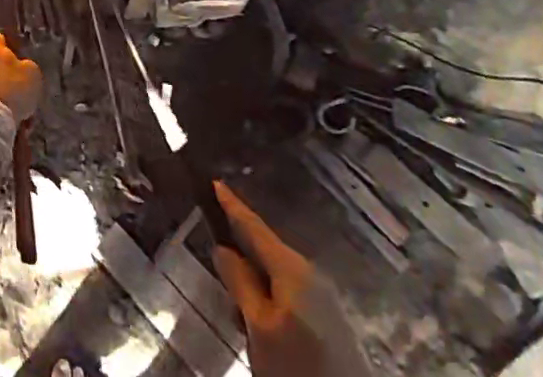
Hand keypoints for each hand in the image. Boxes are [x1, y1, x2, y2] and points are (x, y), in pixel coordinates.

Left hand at [0, 33, 41, 121]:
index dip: (15, 43)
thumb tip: (22, 66)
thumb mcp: (32, 71)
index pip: (2, 37)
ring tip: (23, 94)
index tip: (25, 52)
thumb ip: (27, 64)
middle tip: (26, 75)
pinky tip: (16, 106)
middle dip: (11, 66)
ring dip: (8, 83)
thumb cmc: (14, 86)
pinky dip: (4, 97)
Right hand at [212, 181, 372, 376]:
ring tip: (242, 323)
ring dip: (254, 290)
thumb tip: (223, 248)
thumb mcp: (260, 327)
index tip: (215, 183)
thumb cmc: (299, 367)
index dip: (233, 207)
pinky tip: (264, 333)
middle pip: (265, 252)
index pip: (255, 228)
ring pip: (275, 277)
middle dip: (241, 259)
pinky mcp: (328, 319)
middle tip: (220, 275)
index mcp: (292, 268)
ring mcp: (322, 297)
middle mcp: (310, 273)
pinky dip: (269, 303)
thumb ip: (240, 284)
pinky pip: (288, 296)